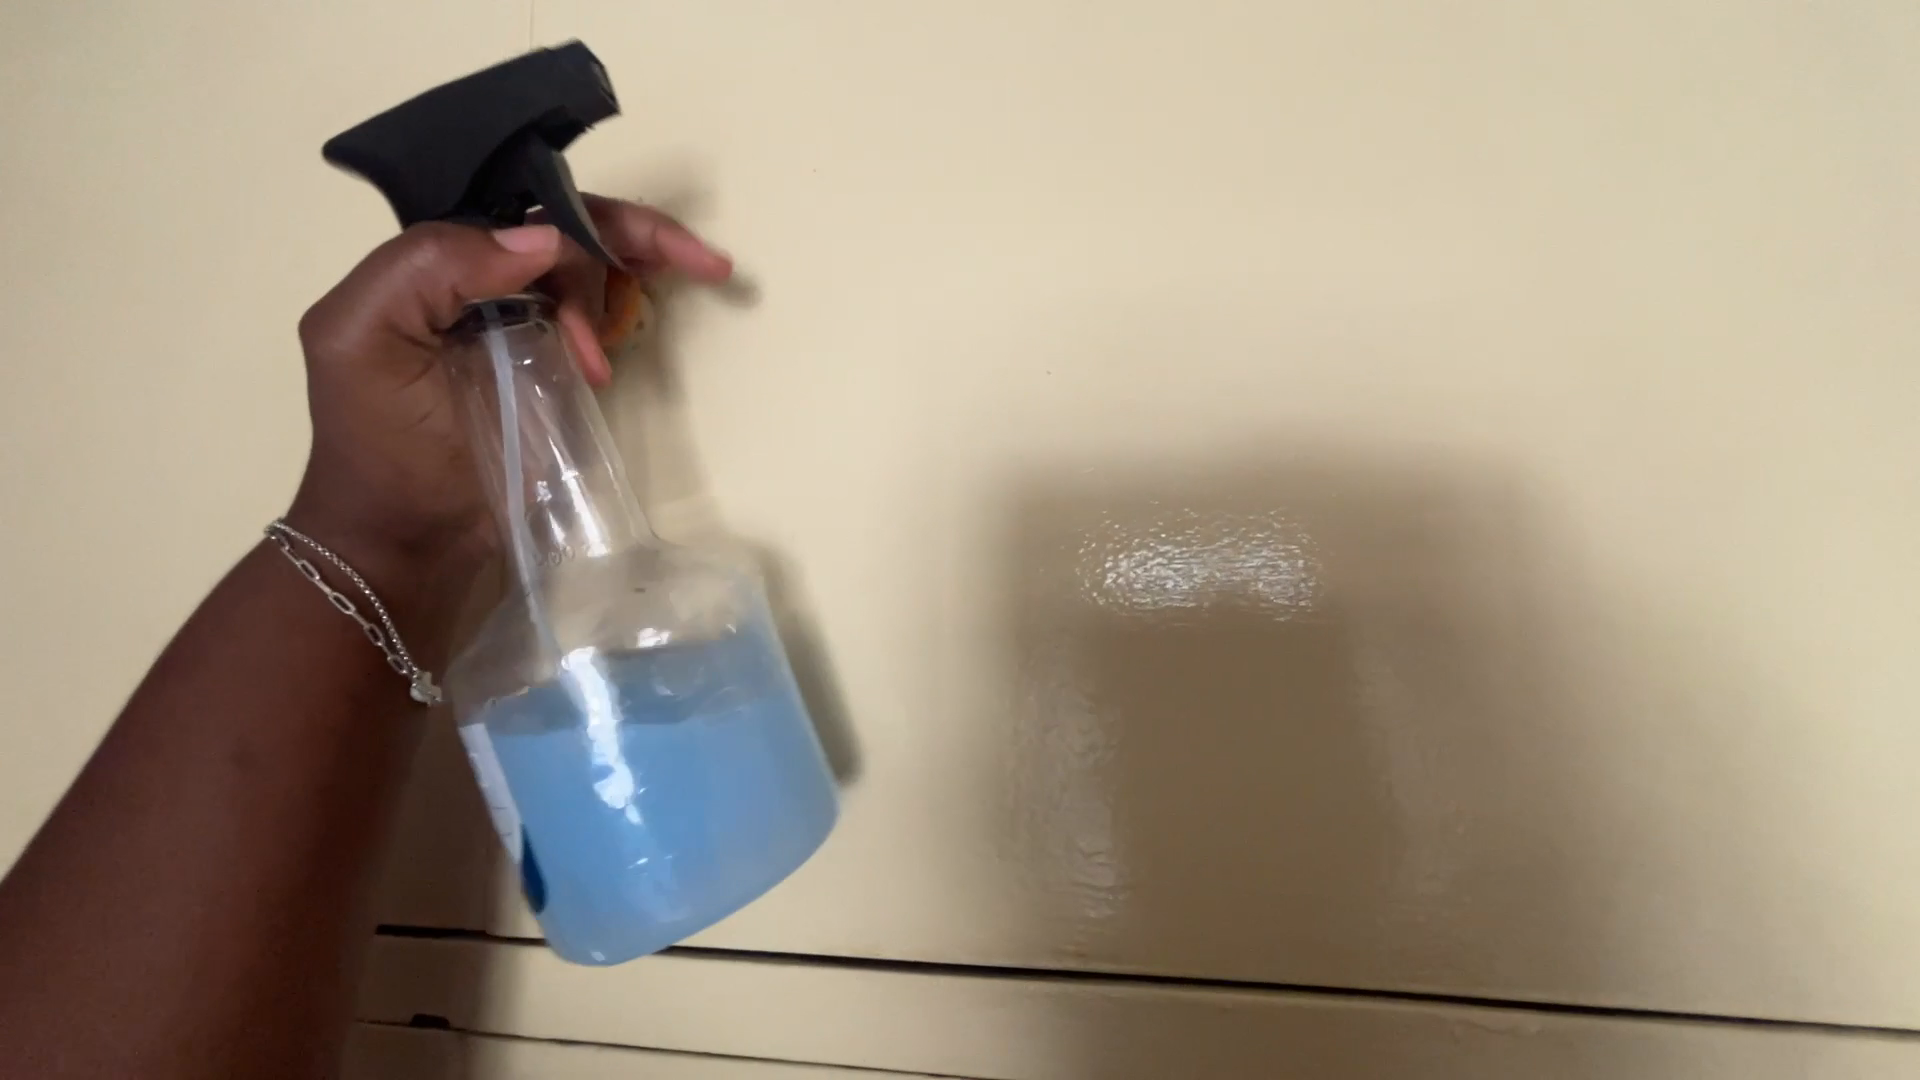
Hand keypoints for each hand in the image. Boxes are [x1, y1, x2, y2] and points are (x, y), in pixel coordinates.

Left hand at [285, 196, 731, 596]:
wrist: (411, 536)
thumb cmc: (380, 445)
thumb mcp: (365, 339)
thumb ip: (430, 267)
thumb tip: (546, 237)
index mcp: (437, 264)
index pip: (525, 213)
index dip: (589, 224)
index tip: (645, 259)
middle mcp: (485, 283)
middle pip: (575, 236)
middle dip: (638, 241)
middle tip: (710, 264)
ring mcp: (525, 327)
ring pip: (595, 278)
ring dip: (618, 302)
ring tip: (596, 370)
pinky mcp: (553, 370)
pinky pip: (598, 325)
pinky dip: (617, 326)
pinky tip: (607, 361)